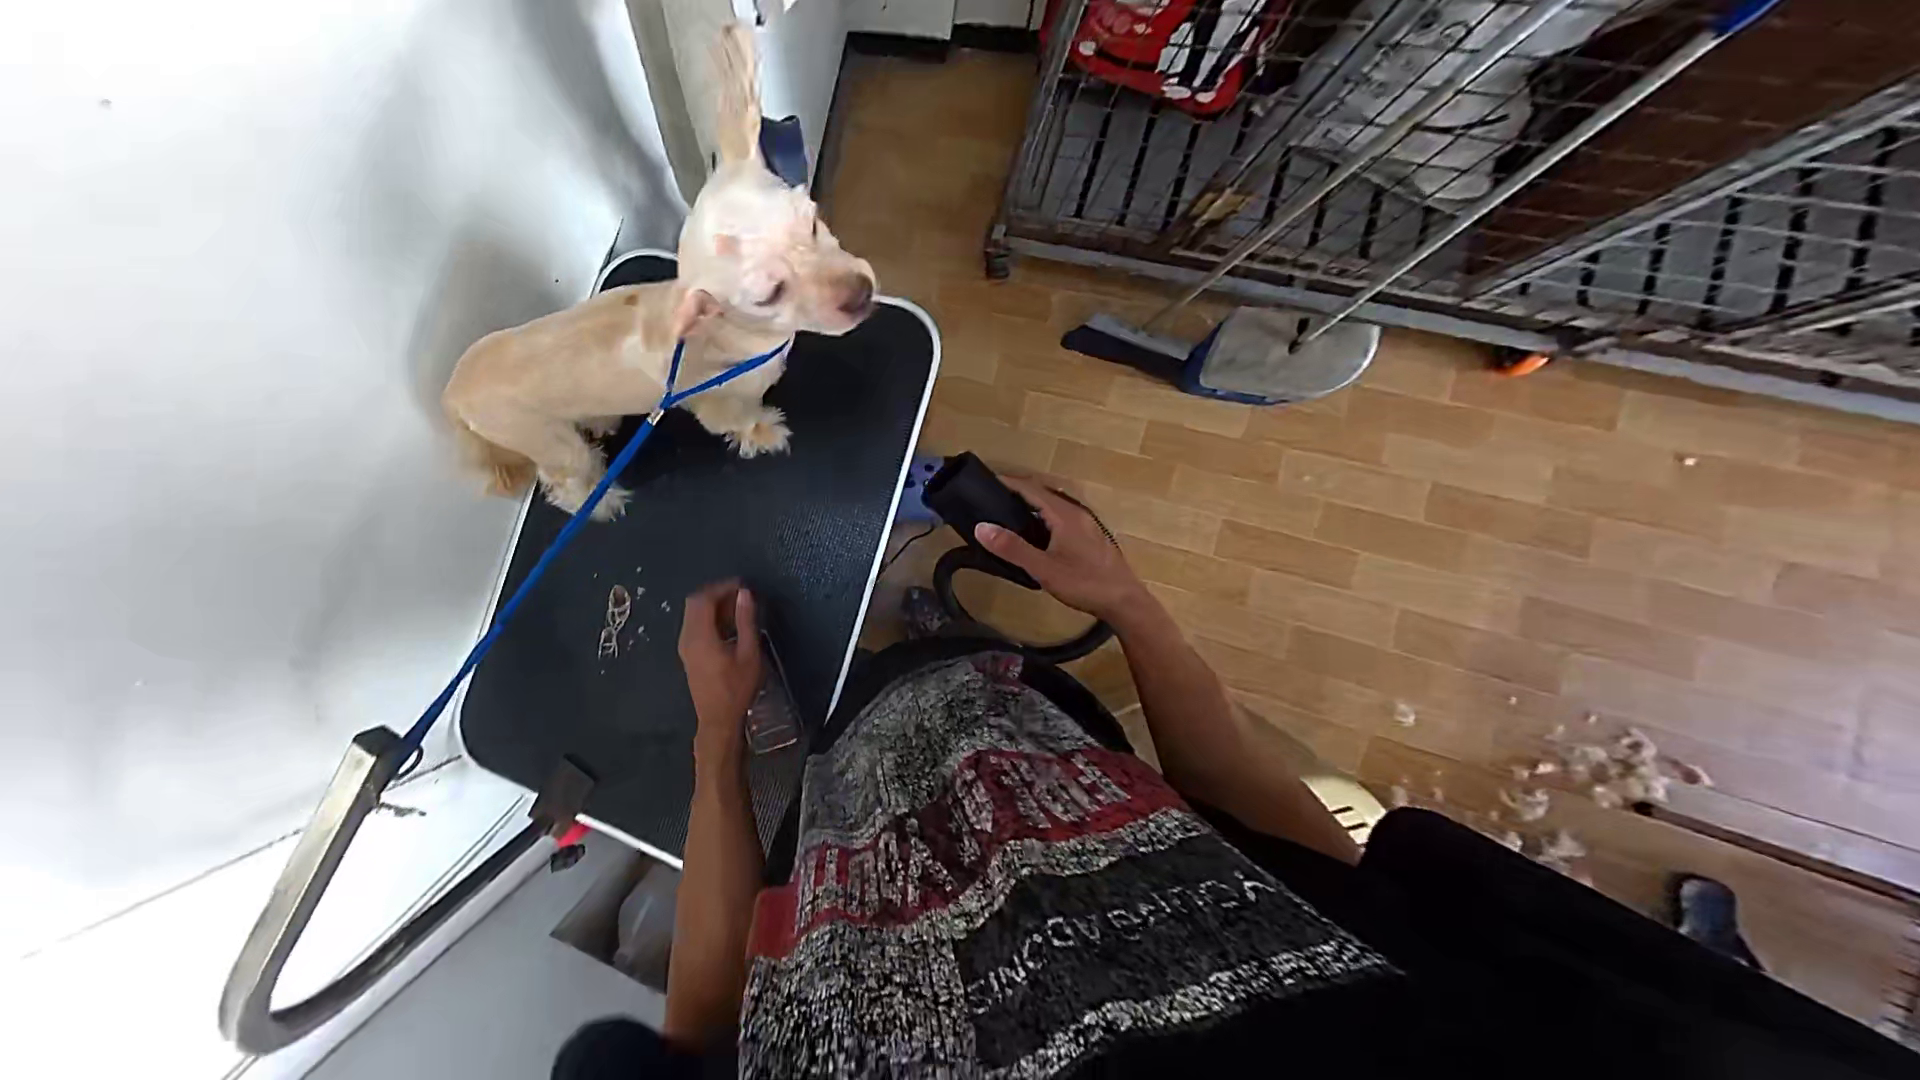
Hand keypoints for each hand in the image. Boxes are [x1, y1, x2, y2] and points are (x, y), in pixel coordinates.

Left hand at [678, 580, 762, 764]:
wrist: (718, 719)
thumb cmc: (736, 687)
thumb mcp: (749, 653)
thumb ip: (746, 621)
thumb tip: (745, 594)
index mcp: (700, 636)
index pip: (703, 599)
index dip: (721, 587)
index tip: (741, 586)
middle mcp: (686, 638)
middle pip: (695, 603)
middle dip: (717, 593)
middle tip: (740, 594)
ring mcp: (684, 646)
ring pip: (693, 614)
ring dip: (713, 605)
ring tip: (738, 607)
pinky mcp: (687, 653)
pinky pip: (694, 625)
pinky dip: (710, 617)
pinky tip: (729, 624)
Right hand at [974, 477, 1152, 625]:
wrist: (1125, 602)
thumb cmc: (1084, 584)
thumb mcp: (1044, 568)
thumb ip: (1013, 548)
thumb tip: (981, 527)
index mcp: (1064, 514)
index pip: (1030, 488)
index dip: (1007, 482)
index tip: (984, 482)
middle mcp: (1077, 513)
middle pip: (1042, 493)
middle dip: (1016, 492)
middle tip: (990, 500)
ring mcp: (1086, 524)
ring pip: (1053, 506)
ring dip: (1031, 505)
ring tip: (1007, 515)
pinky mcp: (1091, 537)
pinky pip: (1061, 517)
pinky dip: (1043, 517)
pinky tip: (1035, 534)